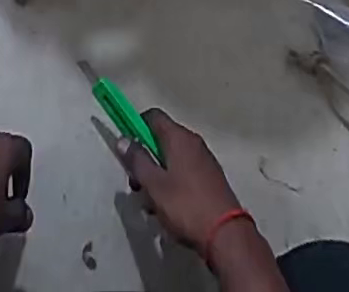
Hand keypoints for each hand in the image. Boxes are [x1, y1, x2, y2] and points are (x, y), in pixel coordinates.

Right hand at [122, 109, 241, 251]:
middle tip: (136, 185)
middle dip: (145, 159)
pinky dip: (172, 183)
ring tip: (151, 204)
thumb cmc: (185, 205)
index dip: (136, 126)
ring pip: (172, 158)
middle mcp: (193, 141)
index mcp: (179, 137)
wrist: (225, 233)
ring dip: (157, 176)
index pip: (153, 116)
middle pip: (161, 139)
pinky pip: (184, 171)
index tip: (125, 148)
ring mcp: (204, 159)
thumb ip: (137, 161)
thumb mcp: (154, 185)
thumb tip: (123, 139)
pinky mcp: (210, 177)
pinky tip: (168, 209)